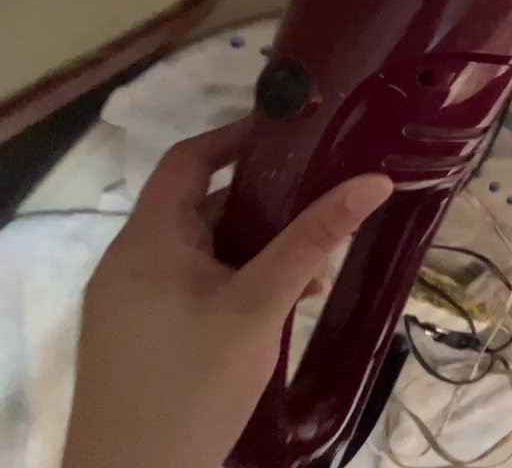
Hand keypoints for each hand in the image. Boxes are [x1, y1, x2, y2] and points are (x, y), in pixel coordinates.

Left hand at [63, 119, 393, 467]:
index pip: (188, 161)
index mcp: (146, 245)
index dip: (239, 136)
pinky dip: (250, 273)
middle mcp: (134, 264)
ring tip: (321, 257)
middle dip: (271, 196)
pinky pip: (207, 278)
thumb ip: (316, 237)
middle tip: (329, 193)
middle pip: (206, 203)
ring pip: (212, 244)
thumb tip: (377, 178)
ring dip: (267, 240)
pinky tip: (292, 296)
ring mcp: (138, 302)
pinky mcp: (151, 332)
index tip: (301, 130)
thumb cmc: (190, 382)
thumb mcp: (262, 302)